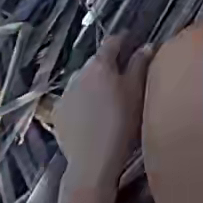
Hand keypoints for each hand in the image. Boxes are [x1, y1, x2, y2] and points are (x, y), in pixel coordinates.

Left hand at [54, 34, 153, 187]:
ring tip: (107, 98)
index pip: (112, 41)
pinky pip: (73, 99)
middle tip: (124, 77)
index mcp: (100, 64)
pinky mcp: (58, 113)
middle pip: (97, 61)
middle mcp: (79, 73)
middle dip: (109, 65)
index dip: (123, 40)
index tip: (132, 42)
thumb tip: (145, 45)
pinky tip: (91, 115)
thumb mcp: (137, 91)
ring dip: (95, 83)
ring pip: (84, 80)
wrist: (91, 162)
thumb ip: (140, 65)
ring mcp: (65, 93)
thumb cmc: (121, 122)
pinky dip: (82, 101)